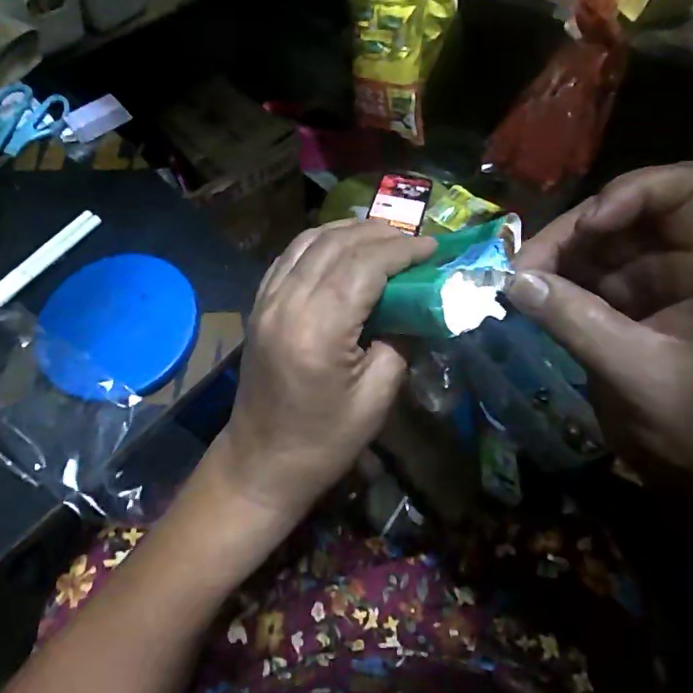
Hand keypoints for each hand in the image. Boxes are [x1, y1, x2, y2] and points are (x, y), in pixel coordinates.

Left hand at [212, 220, 436, 522]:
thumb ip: (400, 341)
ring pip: (309, 242)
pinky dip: (319, 243)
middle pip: (337, 245)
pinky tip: (341, 247)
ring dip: (349, 232)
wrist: (262, 461)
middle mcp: (287, 304)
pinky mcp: (259, 305)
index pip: (364, 265)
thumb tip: (419, 304)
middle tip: (414, 243)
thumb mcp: (376, 398)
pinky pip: (289, 257)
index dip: (402, 250)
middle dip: (380, 235)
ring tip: (383, 237)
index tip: (433, 248)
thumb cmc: (325, 440)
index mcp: (319, 329)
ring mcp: (267, 301)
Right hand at [506, 163, 692, 538]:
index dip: (638, 190)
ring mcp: (658, 286)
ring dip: (557, 255)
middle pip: (631, 211)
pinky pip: (588, 276)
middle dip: (576, 230)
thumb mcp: (637, 376)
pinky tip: (528, 296)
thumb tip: (514, 280)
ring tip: (519, 283)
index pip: (691, 189)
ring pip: (602, 242)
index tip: (592, 225)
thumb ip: (576, 322)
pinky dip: (556, 281)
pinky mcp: (630, 309)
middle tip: (526, 266)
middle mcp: (691, 265)